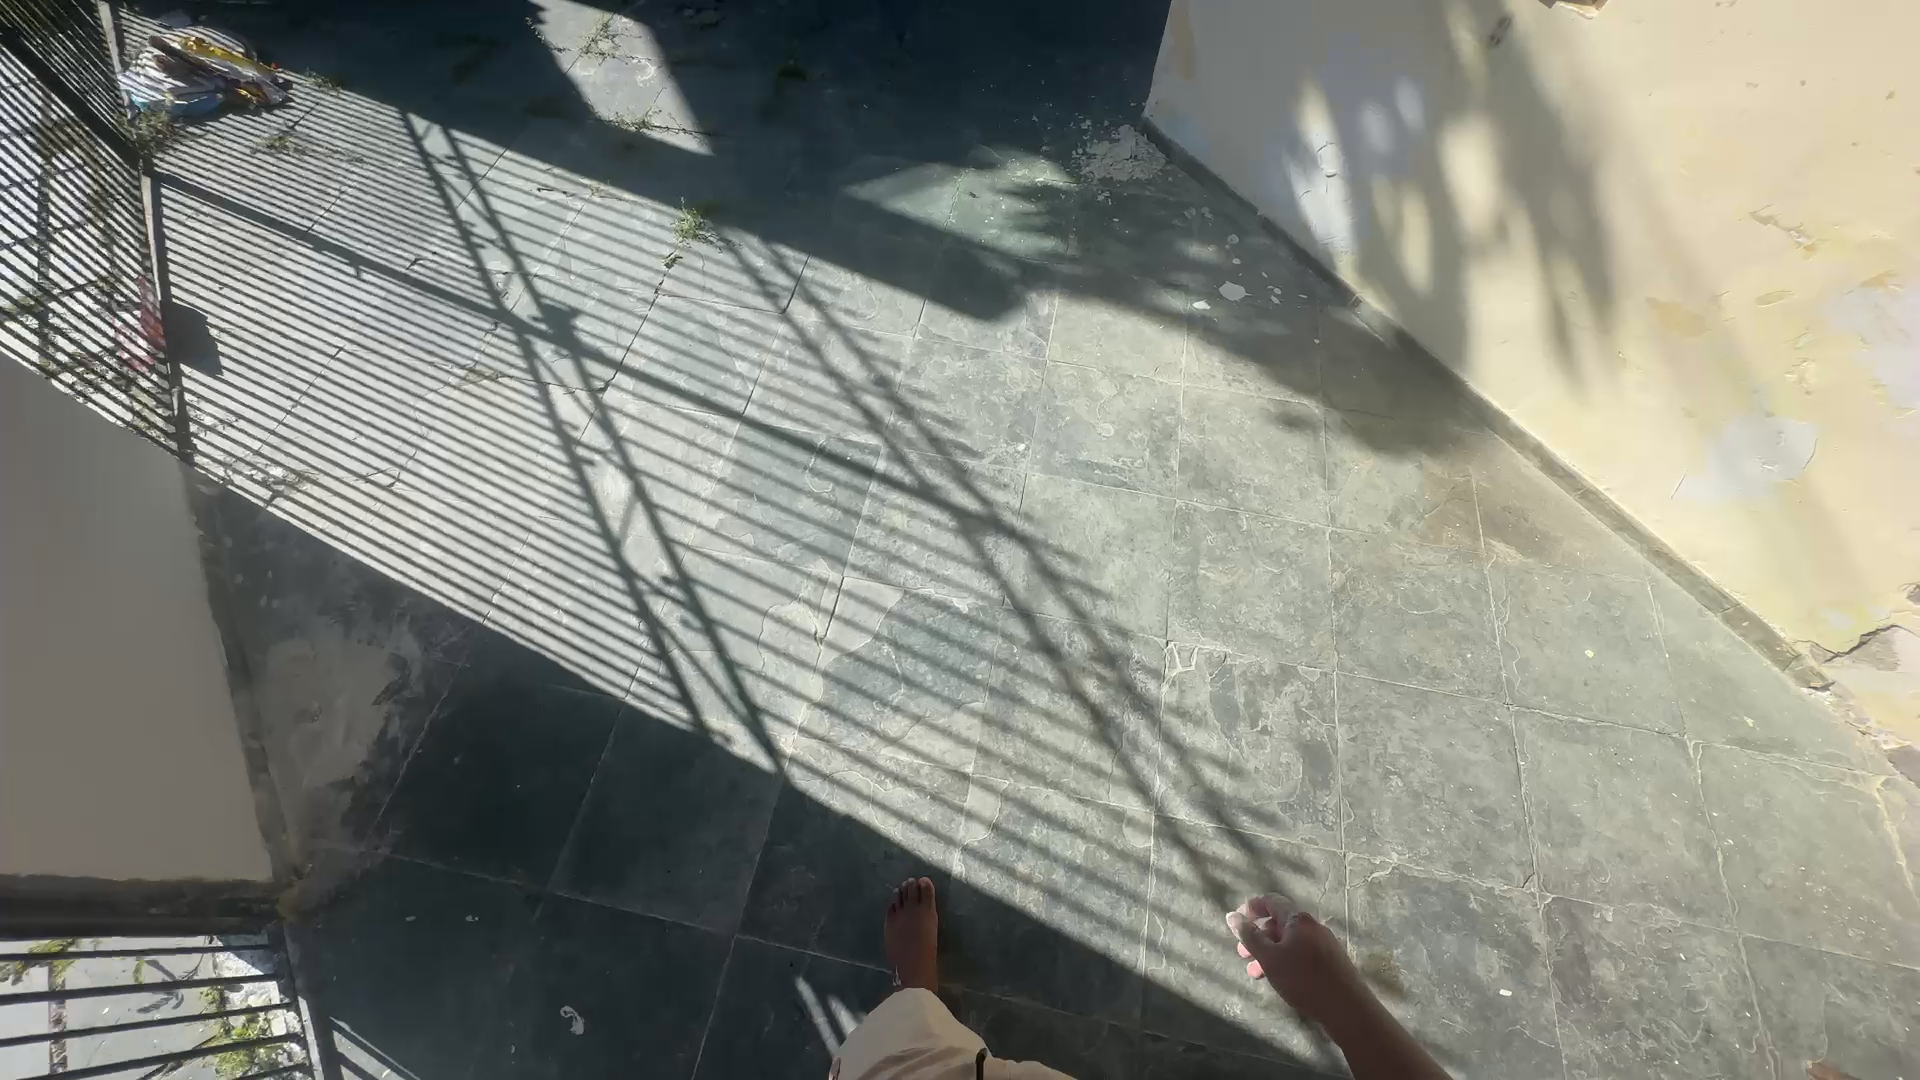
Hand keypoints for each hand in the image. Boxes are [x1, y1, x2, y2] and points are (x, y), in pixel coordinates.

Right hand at [1225, 894, 1367, 1028]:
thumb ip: (1249, 936)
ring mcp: (1325, 944)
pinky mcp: (1332, 963)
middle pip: (1278, 923)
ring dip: (1270, 953)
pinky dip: (1286, 961)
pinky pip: (1302, 954)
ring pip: (1289, 942)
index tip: (1236, 922)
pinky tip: (1280, 980)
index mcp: (1297, 919)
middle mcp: (1312, 926)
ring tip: (1257, 973)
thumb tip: (1232, 916)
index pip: (1270, 901)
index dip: (1250, 908)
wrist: (1350, 1011)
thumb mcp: (1269, 958)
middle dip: (1258, 937)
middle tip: (1243, 954)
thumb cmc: (1304, 979)